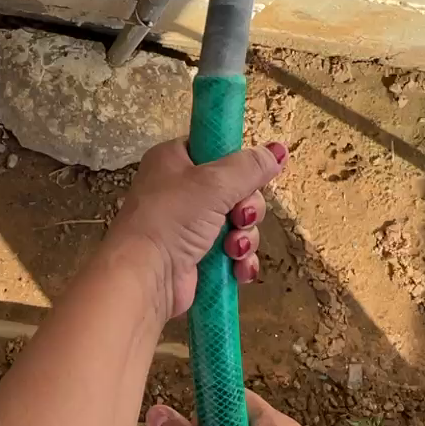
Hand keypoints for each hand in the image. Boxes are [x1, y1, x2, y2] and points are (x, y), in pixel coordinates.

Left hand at [106, 139, 285, 319]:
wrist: (145, 276)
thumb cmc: (172, 218)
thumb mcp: (214, 183)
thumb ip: (249, 167)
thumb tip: (279, 149)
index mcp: (175, 160)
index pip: (217, 151)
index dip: (238, 166)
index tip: (250, 178)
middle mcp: (181, 189)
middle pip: (236, 189)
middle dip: (247, 208)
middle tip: (240, 217)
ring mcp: (188, 224)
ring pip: (238, 222)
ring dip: (244, 237)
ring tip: (233, 249)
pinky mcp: (197, 255)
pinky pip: (232, 251)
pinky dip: (240, 260)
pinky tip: (237, 269)